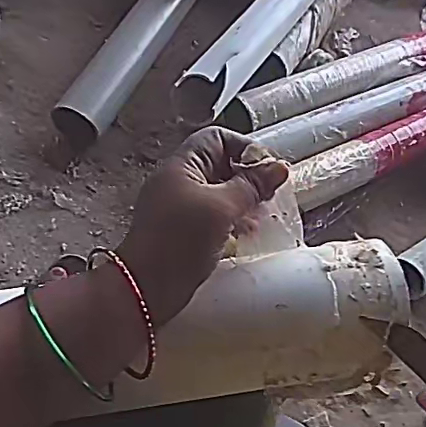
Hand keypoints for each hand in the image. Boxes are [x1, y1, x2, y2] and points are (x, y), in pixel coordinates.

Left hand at [117, 127, 288, 323]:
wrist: (146, 287)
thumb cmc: (180, 240)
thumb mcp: (222, 208)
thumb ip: (251, 186)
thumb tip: (279, 168)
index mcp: (182, 166)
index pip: (217, 139)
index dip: (245, 149)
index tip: (267, 171)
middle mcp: (179, 182)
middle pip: (220, 165)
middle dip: (248, 177)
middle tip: (269, 196)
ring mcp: (179, 207)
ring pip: (219, 192)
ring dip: (243, 201)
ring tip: (261, 217)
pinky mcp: (183, 231)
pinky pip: (212, 215)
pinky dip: (232, 219)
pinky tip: (246, 234)